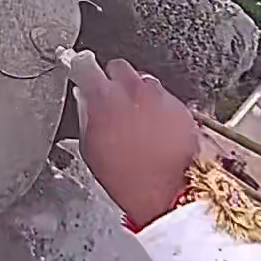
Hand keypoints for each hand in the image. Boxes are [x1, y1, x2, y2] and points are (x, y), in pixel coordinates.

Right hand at [67, 52, 198, 227]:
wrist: (169, 195)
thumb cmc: (128, 178)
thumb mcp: (91, 150)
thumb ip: (85, 115)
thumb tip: (84, 99)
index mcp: (104, 97)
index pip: (85, 65)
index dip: (81, 67)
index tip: (80, 69)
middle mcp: (132, 90)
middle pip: (118, 66)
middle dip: (112, 79)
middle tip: (110, 99)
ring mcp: (159, 96)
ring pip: (142, 80)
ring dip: (136, 92)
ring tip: (134, 118)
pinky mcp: (180, 107)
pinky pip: (164, 96)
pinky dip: (157, 106)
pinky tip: (153, 128)